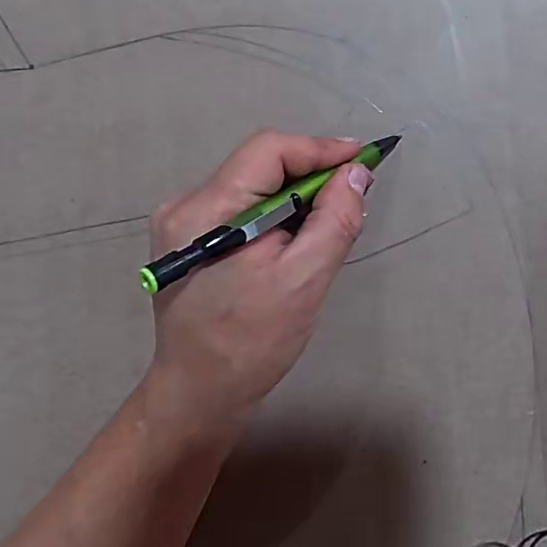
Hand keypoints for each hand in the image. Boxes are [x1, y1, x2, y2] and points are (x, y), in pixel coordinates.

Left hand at [142, 130, 372, 430]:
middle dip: (310, 173)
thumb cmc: (251, 344)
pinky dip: (275, 212)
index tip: (363, 160)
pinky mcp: (190, 240)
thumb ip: (333, 220)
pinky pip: (241, 207)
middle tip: (352, 193)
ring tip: (328, 221)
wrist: (198, 397)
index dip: (319, 149)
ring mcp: (182, 222)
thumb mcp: (304, 281)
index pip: (268, 151)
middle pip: (258, 165)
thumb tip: (355, 174)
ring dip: (295, 195)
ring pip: (252, 185)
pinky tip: (296, 239)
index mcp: (206, 210)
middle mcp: (186, 205)